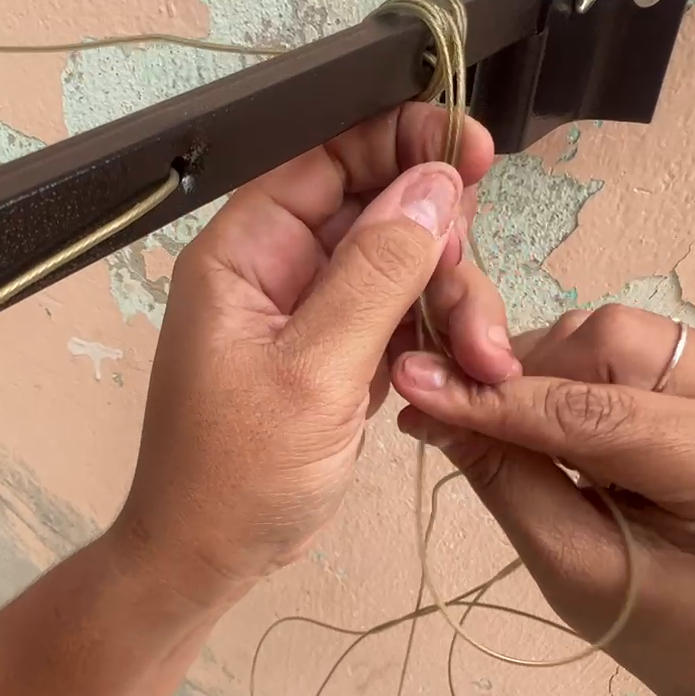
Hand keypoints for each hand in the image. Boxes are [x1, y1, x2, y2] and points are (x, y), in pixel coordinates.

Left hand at [112, 105, 505, 603]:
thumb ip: (374, 276)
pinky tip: (466, 372)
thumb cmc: (235, 475)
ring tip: (484, 362)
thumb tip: (431, 186)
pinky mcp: (334, 356)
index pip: (326, 156)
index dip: (403, 142)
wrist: (210, 553)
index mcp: (244, 255)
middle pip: (378, 213)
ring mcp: (307, 316)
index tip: (474, 158)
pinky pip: (397, 320)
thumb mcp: (311, 373)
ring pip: (400, 269)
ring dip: (451, 304)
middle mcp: (275, 272)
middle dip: (442, 252)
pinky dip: (435, 339)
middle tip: (475, 317)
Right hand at [390, 305, 694, 695]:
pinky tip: (551, 418)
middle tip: (468, 417)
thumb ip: (501, 476)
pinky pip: (625, 343)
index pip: (597, 412)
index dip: (497, 399)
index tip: (413, 386)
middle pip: (615, 339)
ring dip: (542, 370)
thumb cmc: (643, 618)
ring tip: (517, 430)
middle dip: (525, 373)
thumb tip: (424, 405)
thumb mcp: (563, 560)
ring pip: (614, 331)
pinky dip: (565, 372)